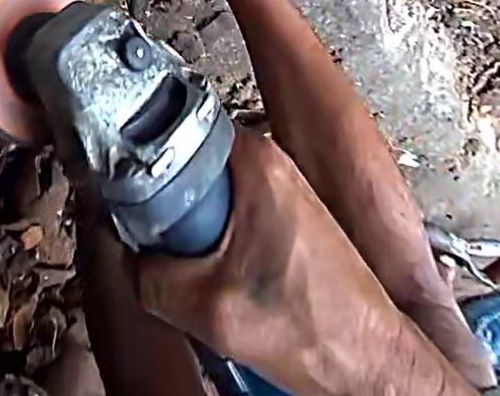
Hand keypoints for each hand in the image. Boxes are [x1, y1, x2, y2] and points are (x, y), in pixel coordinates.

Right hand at [133, 131, 475, 395]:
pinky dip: (218, 240)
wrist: (374, 367)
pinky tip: (223, 279)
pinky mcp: (287, 214)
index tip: (133, 195)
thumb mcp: (209, 309)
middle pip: (190, 166)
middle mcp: (270, 162)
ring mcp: (281, 187)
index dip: (146, 163)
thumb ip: (150, 279)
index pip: (175, 131)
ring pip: (209, 193)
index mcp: (256, 161)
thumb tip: (126, 260)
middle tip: (168, 246)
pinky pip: (232, 212)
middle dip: (171, 207)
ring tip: (198, 269)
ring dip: (194, 228)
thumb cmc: (321, 332)